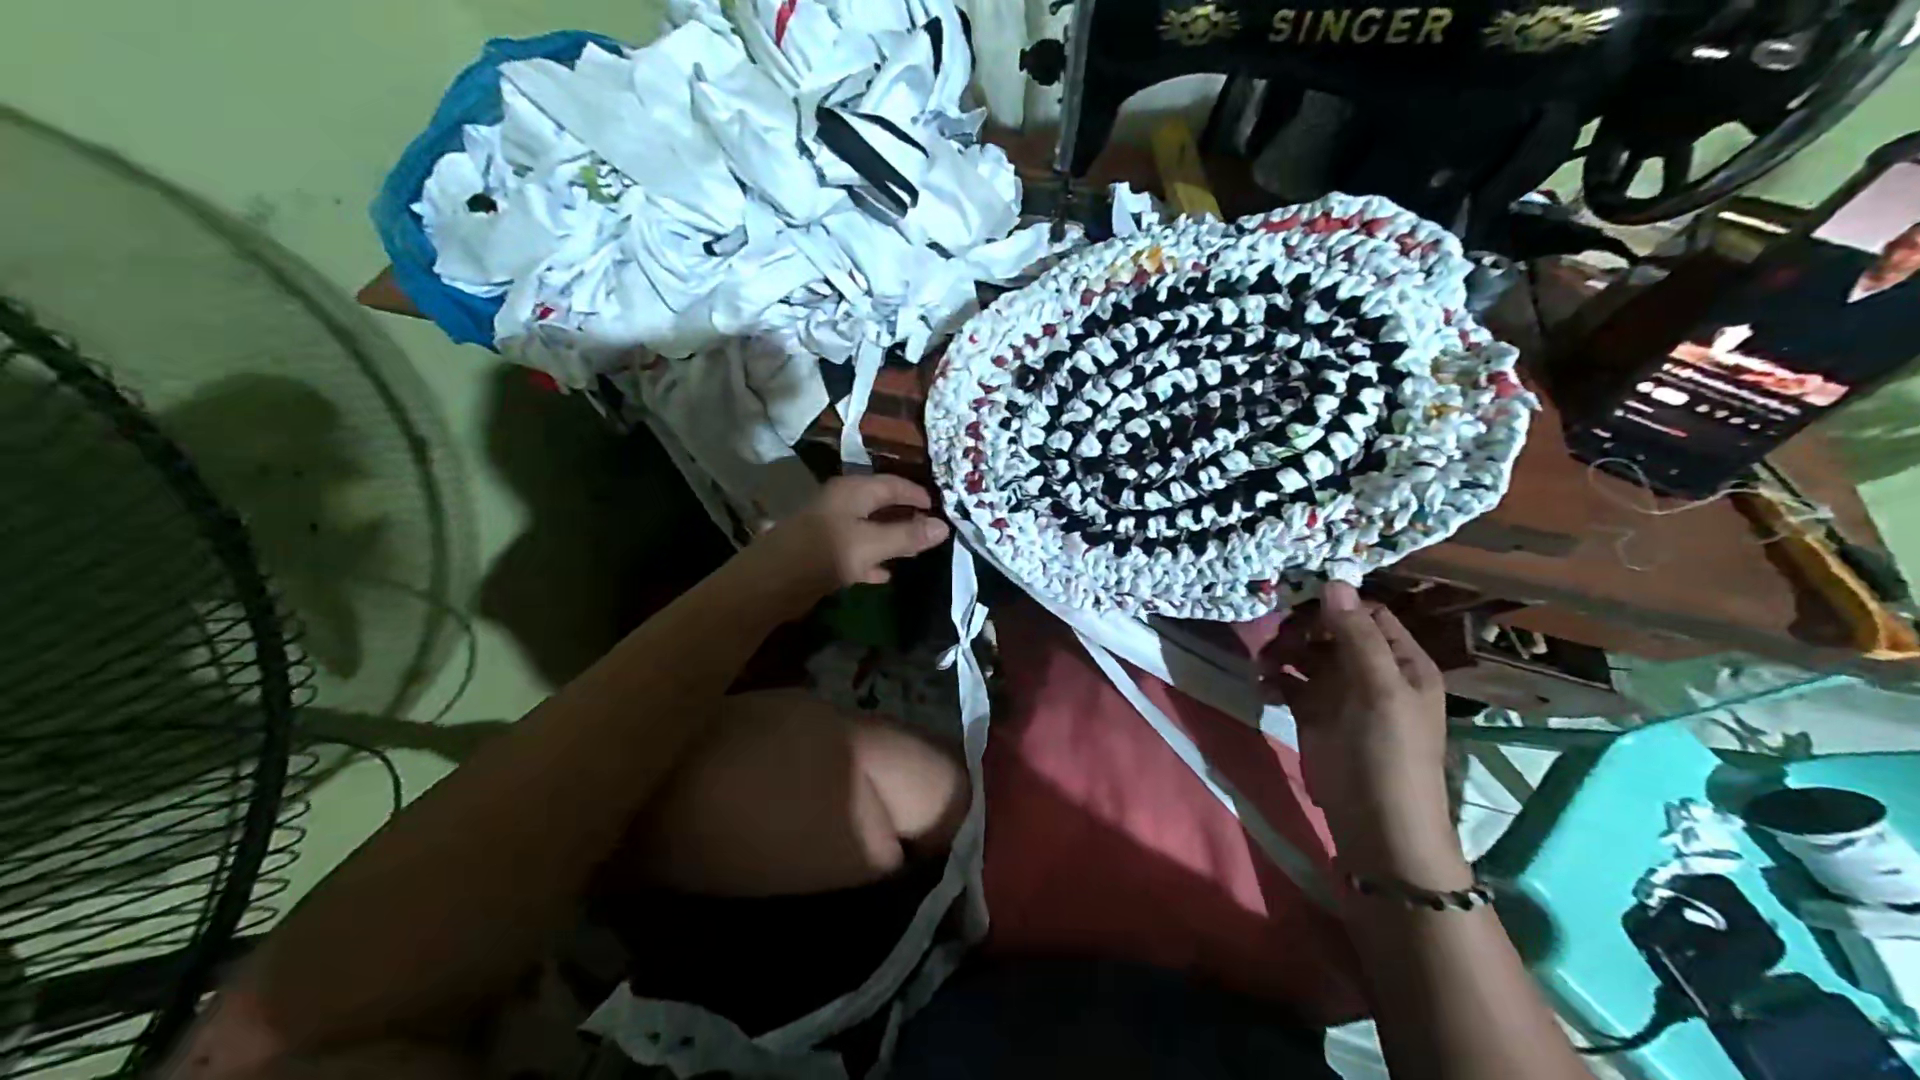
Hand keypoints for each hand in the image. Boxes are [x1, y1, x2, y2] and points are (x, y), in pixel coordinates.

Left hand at [748, 475, 950, 603]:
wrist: (771, 582)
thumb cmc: (825, 553)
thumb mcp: (872, 544)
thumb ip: (907, 535)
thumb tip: (944, 526)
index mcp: (853, 491)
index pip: (893, 484)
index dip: (917, 494)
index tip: (941, 507)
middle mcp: (841, 504)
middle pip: (881, 505)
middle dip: (906, 516)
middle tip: (933, 529)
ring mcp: (830, 528)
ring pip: (869, 529)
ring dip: (891, 539)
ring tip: (917, 550)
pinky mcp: (823, 554)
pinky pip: (856, 552)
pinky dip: (873, 559)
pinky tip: (886, 574)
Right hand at [1262, 583, 1464, 886]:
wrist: (1375, 821)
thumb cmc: (1388, 752)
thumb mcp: (1380, 690)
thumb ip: (1357, 636)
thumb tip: (1334, 582)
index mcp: (1401, 661)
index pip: (1368, 614)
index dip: (1335, 606)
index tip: (1298, 605)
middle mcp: (1371, 670)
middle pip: (1332, 630)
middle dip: (1303, 629)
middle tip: (1277, 638)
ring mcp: (1340, 692)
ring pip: (1308, 654)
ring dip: (1284, 651)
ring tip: (1265, 664)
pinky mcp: (1313, 713)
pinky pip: (1290, 682)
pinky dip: (1275, 679)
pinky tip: (1262, 687)